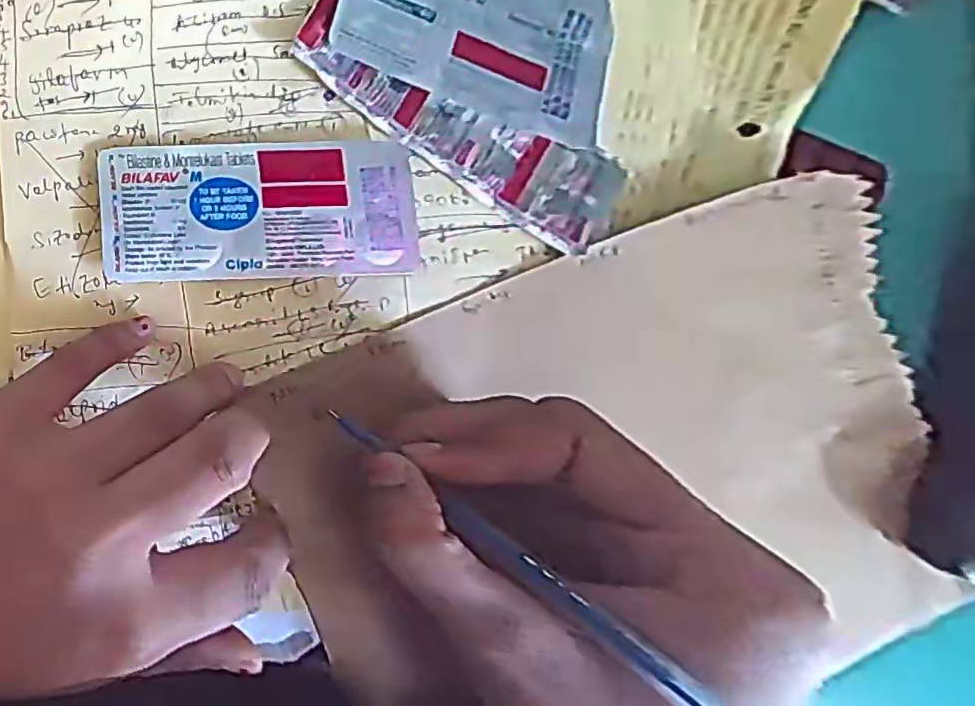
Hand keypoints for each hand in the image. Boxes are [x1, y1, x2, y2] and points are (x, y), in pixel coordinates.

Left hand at [0, 318, 289, 703]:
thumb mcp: (75, 681)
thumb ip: (172, 658)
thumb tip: (254, 648)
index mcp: (127, 620)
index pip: (240, 573)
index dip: (274, 543)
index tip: (276, 519)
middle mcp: (105, 537)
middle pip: (210, 467)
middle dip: (248, 437)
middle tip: (257, 419)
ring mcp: (54, 468)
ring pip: (157, 411)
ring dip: (203, 388)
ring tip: (226, 375)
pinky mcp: (5, 419)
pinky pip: (74, 366)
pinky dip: (114, 339)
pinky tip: (143, 328)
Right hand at [361, 397, 830, 705]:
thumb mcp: (512, 654)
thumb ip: (436, 559)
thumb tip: (376, 463)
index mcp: (718, 565)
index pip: (578, 442)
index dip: (484, 440)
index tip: (412, 459)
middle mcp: (693, 544)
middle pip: (549, 443)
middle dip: (459, 445)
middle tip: (392, 456)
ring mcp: (649, 553)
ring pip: (530, 465)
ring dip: (454, 464)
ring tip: (400, 476)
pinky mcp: (604, 566)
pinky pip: (522, 499)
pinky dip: (464, 493)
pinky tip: (427, 504)